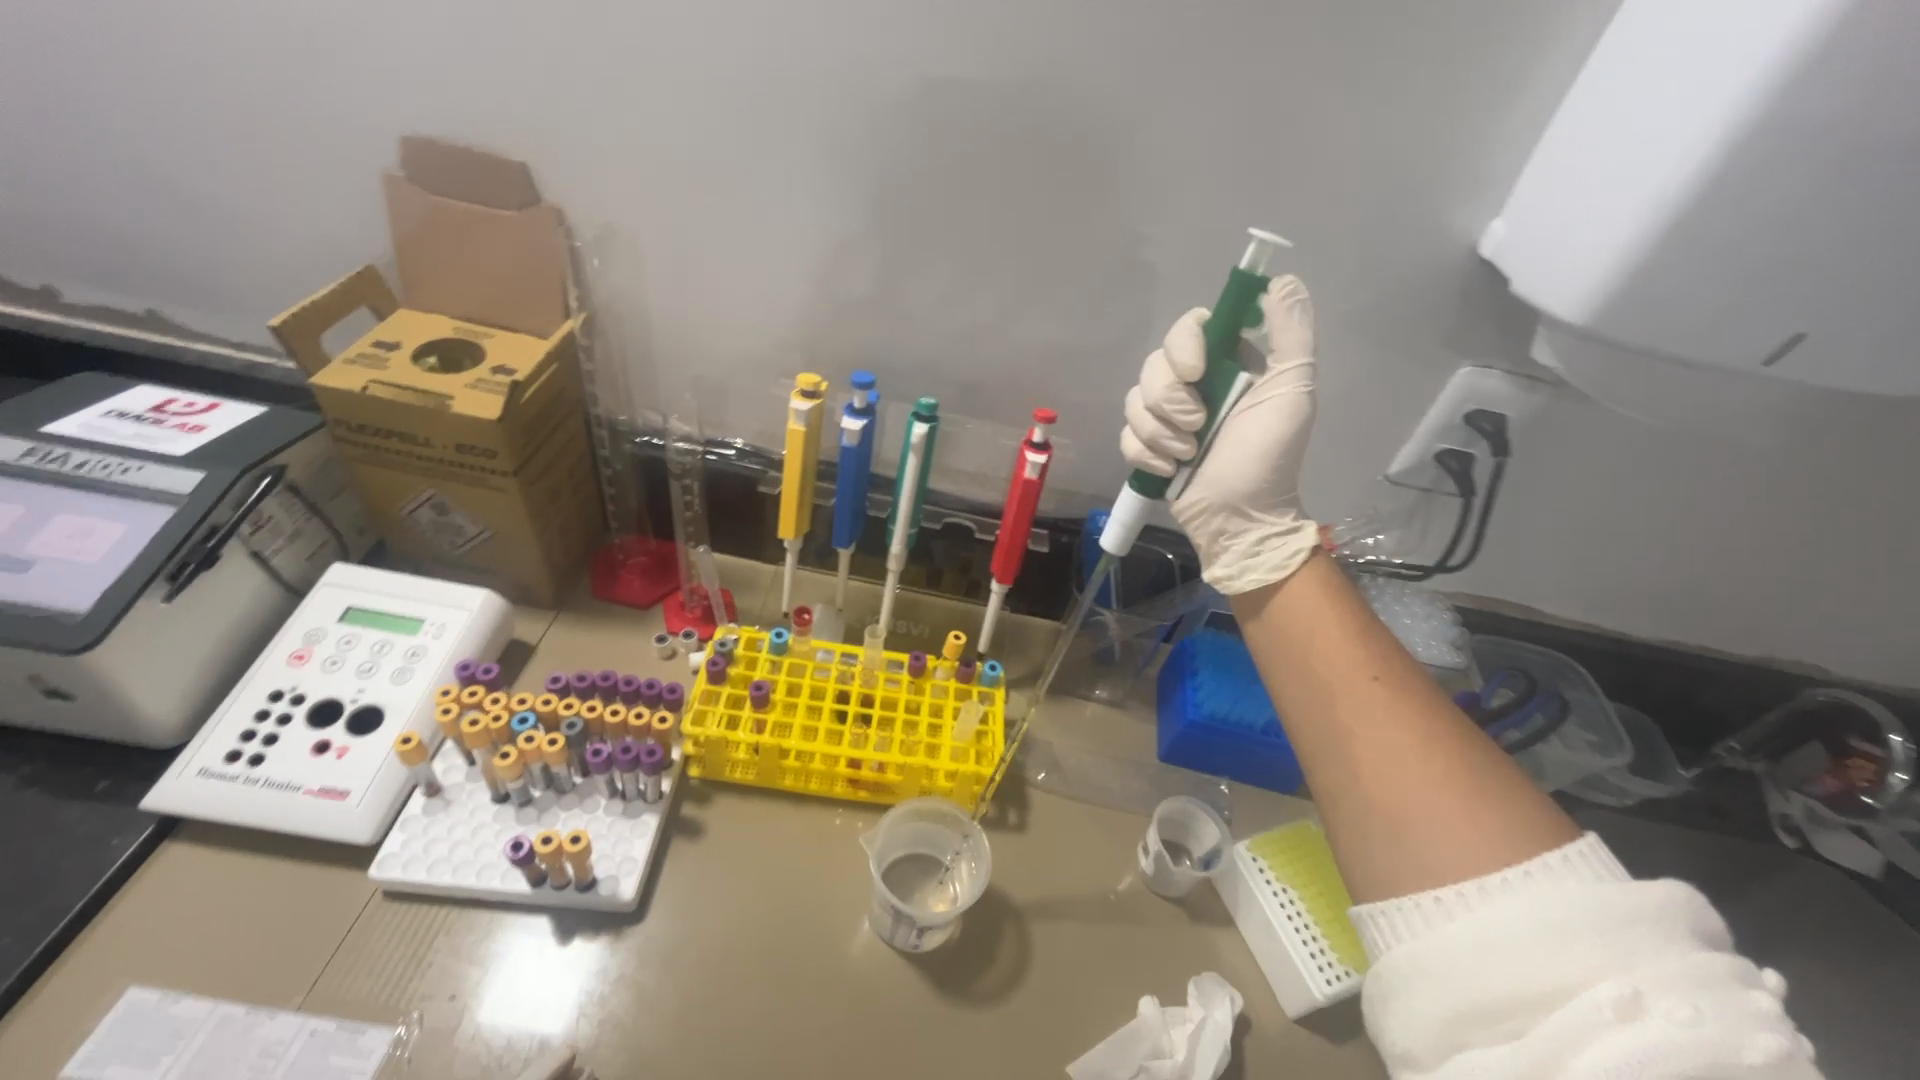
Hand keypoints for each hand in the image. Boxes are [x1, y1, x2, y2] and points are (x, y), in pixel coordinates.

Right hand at [1120, 274, 1318, 594]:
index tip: (1199, 372)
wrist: (1242, 517)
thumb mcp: (1292, 390)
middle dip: (1171, 399)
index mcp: (1227, 364)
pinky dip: (1147, 454)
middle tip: (1200, 425)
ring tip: (1188, 454)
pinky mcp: (1147, 448)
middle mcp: (1193, 384)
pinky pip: (1126, 435)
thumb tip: (1283, 279)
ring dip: (1161, 431)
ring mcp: (1167, 417)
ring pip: (1135, 399)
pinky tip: (1170, 470)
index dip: (1184, 345)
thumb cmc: (1271, 455)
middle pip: (1154, 364)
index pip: (1188, 327)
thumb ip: (1290, 333)